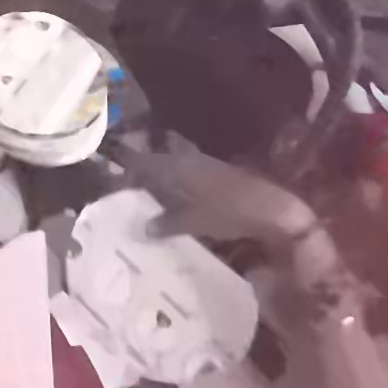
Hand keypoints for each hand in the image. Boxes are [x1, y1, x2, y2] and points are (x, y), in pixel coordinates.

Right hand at [124, 136, 318, 246]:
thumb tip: (143, 227)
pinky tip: (176, 201)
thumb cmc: (228, 211)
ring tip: (150, 199)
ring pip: (169, 166)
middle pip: (153, 162)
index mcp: (173, 167)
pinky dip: (174, 183)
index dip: (125, 177)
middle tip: (130, 194)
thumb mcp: (193, 221)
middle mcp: (183, 159)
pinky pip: (183, 173)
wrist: (272, 208)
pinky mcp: (214, 172)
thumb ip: (166, 223)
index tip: (115, 193)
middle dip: (140, 175)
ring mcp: (200, 163)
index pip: (138, 164)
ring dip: (159, 179)